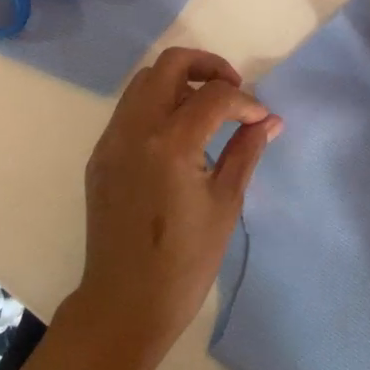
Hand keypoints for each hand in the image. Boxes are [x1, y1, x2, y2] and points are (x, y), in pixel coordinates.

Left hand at [47, 47, 282, 369]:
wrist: (124, 304)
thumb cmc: (184, 262)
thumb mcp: (225, 204)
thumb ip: (247, 152)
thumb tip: (270, 120)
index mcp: (170, 143)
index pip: (213, 95)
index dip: (244, 101)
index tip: (260, 120)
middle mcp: (135, 129)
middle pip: (169, 64)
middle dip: (206, 66)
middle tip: (231, 89)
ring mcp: (111, 140)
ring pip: (144, 81)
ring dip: (178, 81)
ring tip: (205, 108)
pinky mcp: (100, 155)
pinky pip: (128, 109)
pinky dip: (156, 104)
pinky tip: (177, 133)